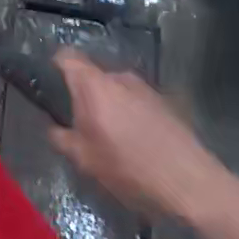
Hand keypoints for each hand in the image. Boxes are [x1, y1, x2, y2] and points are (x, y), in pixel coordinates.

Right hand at [48, 50, 235, 221]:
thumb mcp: (85, 160)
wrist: (187, 180)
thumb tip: (54, 128)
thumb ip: (62, 138)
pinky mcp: (163, 100)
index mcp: (94, 86)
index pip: (67, 57)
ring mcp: (144, 86)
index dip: (56, 65)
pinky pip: (135, 99)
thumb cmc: (128, 168)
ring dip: (108, 106)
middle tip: (80, 125)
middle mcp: (119, 77)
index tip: (50, 83)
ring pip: (115, 89)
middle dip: (84, 96)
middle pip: (92, 76)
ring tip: (110, 138)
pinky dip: (129, 113)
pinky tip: (135, 141)